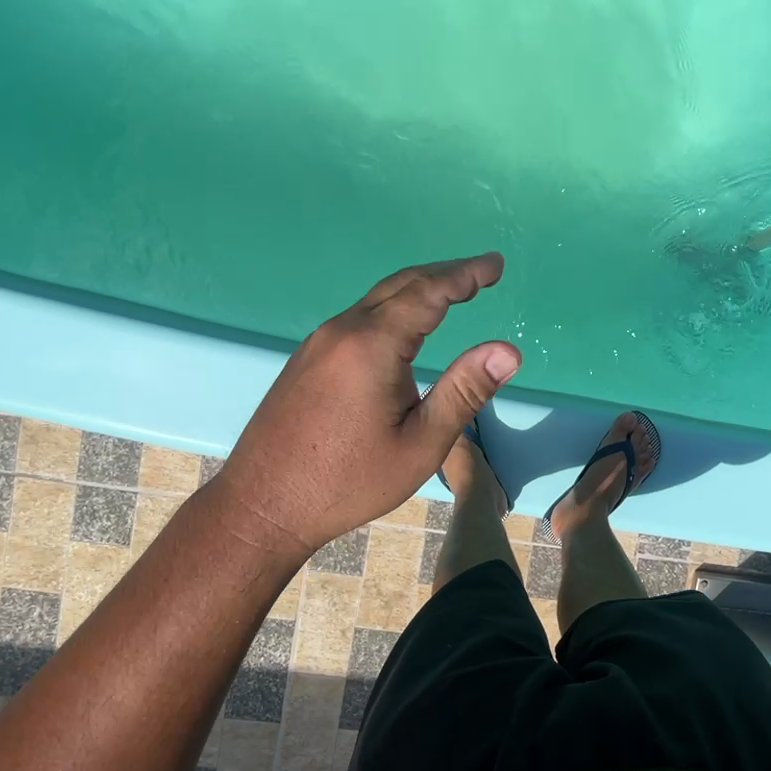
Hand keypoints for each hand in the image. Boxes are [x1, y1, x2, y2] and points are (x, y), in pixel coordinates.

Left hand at [208, 254, 520, 558]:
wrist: (261, 506)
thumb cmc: (348, 481)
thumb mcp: (421, 443)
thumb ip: (465, 391)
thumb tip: (508, 351)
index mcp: (372, 344)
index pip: (429, 292)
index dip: (466, 275)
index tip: (496, 265)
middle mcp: (342, 330)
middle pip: (402, 285)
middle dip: (446, 274)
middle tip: (483, 272)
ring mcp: (319, 343)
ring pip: (378, 299)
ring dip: (419, 289)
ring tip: (454, 292)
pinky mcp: (308, 359)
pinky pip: (360, 316)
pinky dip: (395, 307)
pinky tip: (407, 325)